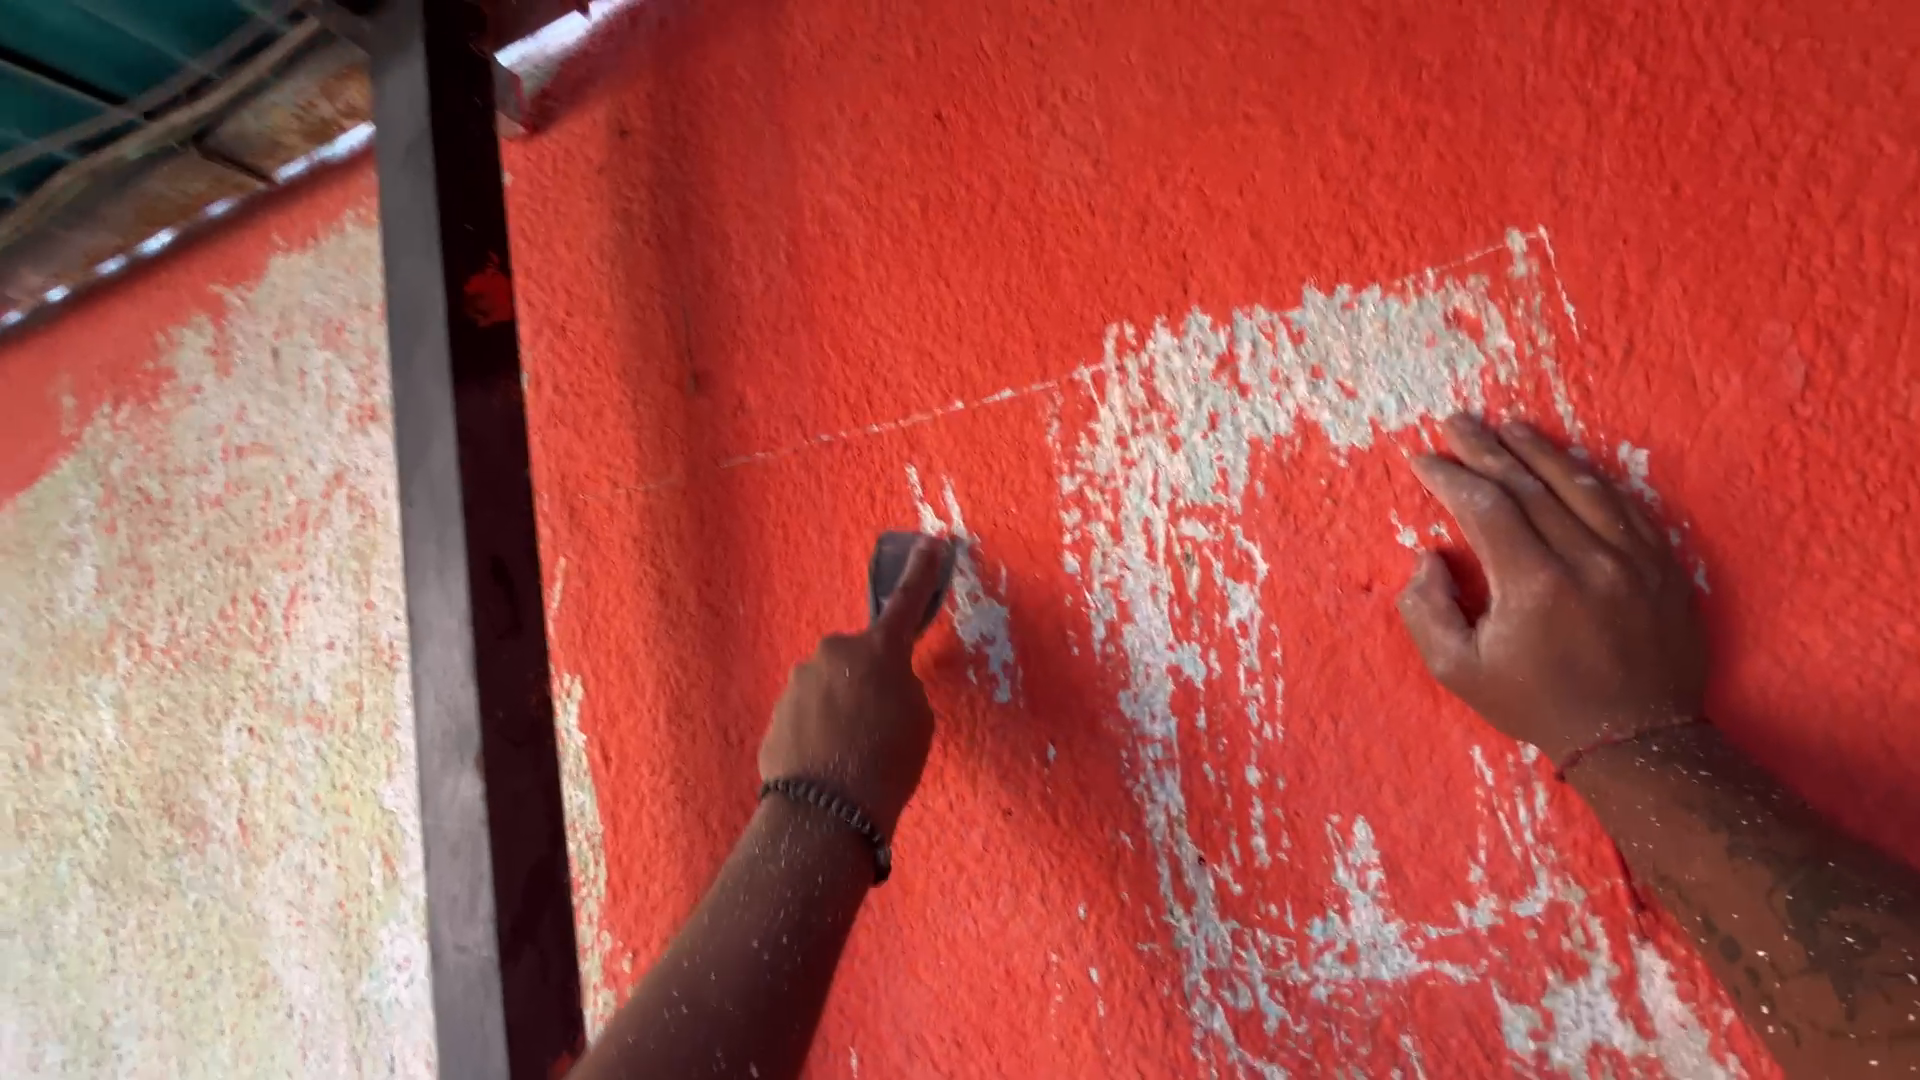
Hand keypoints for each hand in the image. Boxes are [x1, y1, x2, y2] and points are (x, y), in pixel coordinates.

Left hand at [759, 537, 948, 835]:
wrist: (826, 811)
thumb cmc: (889, 762)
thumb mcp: (919, 720)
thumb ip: (903, 686)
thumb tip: (881, 683)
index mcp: (877, 651)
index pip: (907, 602)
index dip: (923, 570)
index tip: (932, 540)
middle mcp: (834, 653)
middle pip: (859, 658)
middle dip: (869, 680)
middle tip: (881, 724)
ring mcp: (800, 680)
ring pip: (831, 685)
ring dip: (842, 707)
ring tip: (852, 753)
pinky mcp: (777, 710)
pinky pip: (809, 712)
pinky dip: (821, 730)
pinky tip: (828, 763)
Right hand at [1396, 415, 1706, 765]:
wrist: (1637, 737)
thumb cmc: (1534, 702)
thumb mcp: (1455, 670)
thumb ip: (1426, 610)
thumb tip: (1428, 558)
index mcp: (1533, 584)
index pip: (1485, 506)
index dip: (1450, 476)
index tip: (1422, 457)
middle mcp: (1587, 559)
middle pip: (1529, 484)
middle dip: (1485, 448)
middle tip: (1455, 421)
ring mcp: (1633, 557)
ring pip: (1581, 484)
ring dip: (1538, 449)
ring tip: (1507, 424)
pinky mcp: (1663, 564)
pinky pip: (1624, 503)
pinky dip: (1589, 474)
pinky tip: (1566, 460)